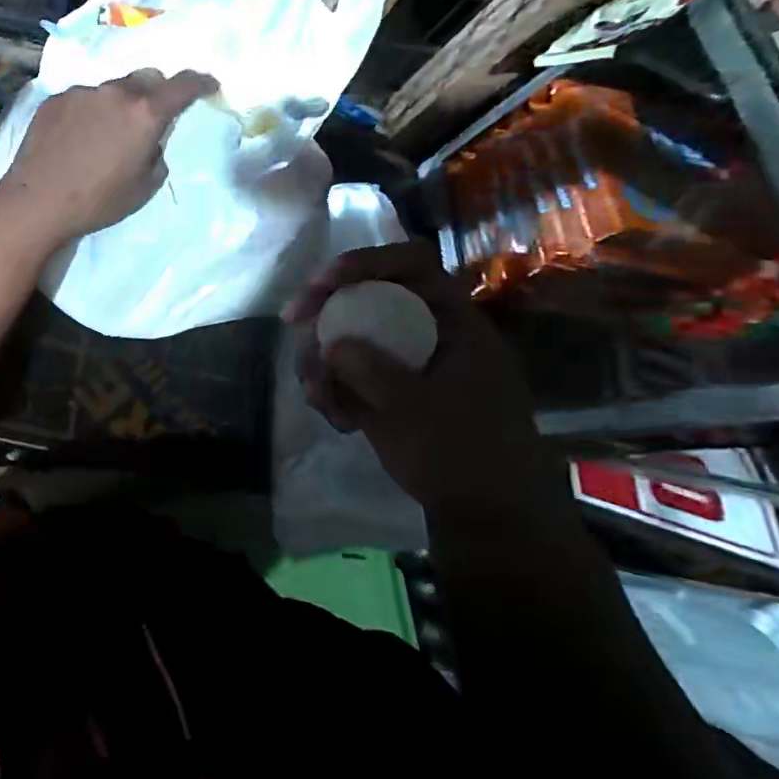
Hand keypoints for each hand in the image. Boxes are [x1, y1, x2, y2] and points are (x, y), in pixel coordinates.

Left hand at [0, 68, 216, 243]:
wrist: (37, 202)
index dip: (201, 82)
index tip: (208, 85)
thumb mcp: (144, 187)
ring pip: (111, 88)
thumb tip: (149, 141)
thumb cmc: (97, 201)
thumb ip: (156, 154)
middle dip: (156, 92)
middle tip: (150, 115)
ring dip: (117, 103)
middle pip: (146, 78)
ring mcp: (81, 93)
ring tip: (105, 133)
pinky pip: (81, 99)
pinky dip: (88, 111)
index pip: (183, 84)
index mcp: (145, 113)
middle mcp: (115, 93)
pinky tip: (75, 137)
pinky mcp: (54, 100)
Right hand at [284, 241, 562, 512]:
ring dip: (321, 356)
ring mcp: (402, 363)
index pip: (412, 266)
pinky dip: (330, 388)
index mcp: (452, 324)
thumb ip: (373, 372)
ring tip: (315, 391)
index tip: (324, 282)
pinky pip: (345, 373)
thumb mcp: (418, 412)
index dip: (366, 262)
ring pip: (349, 335)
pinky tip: (332, 414)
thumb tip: (329, 344)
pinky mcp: (383, 390)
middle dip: (326, 306)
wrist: (485, 516)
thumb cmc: (467, 455)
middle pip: (368, 295)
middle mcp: (424, 334)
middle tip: (292, 320)